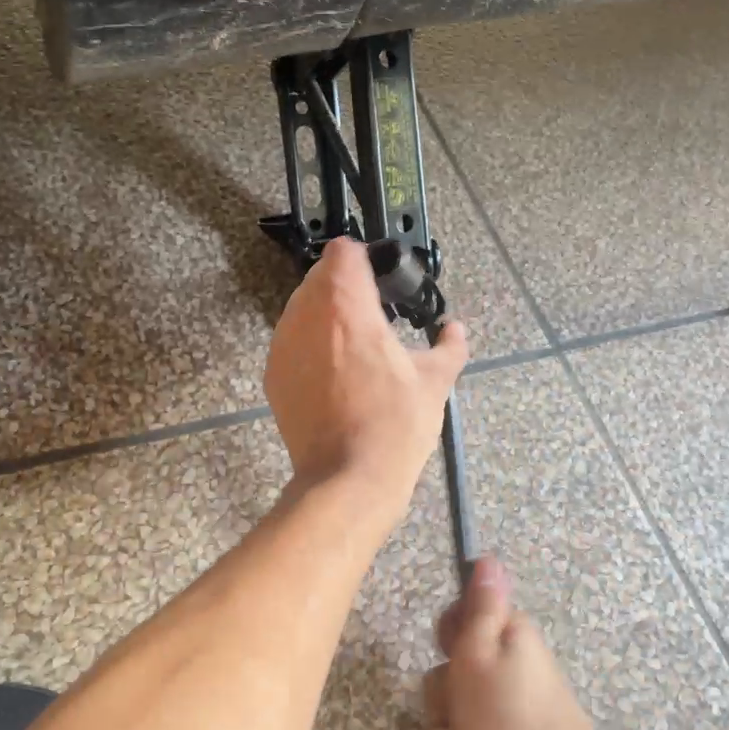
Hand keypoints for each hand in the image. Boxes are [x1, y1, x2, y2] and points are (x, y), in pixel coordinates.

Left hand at [263, 238, 468, 508]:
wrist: (347, 478)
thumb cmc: (394, 425)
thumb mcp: (434, 382)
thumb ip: (448, 346)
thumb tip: (455, 329)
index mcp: (348, 305)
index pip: (343, 251)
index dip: (362, 258)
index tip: (379, 277)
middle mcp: (307, 315)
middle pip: (320, 276)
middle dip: (345, 286)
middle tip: (372, 312)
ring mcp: (283, 344)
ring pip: (301, 307)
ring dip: (325, 313)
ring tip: (353, 344)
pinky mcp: (273, 373)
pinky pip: (290, 340)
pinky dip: (309, 344)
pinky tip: (333, 372)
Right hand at [424, 557, 645, 729]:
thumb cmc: (512, 728)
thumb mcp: (481, 658)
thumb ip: (479, 609)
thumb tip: (486, 557)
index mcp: (507, 639)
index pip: (454, 622)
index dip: (447, 645)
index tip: (456, 664)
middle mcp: (510, 672)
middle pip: (447, 679)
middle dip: (445, 710)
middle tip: (463, 722)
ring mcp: (509, 718)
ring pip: (453, 724)